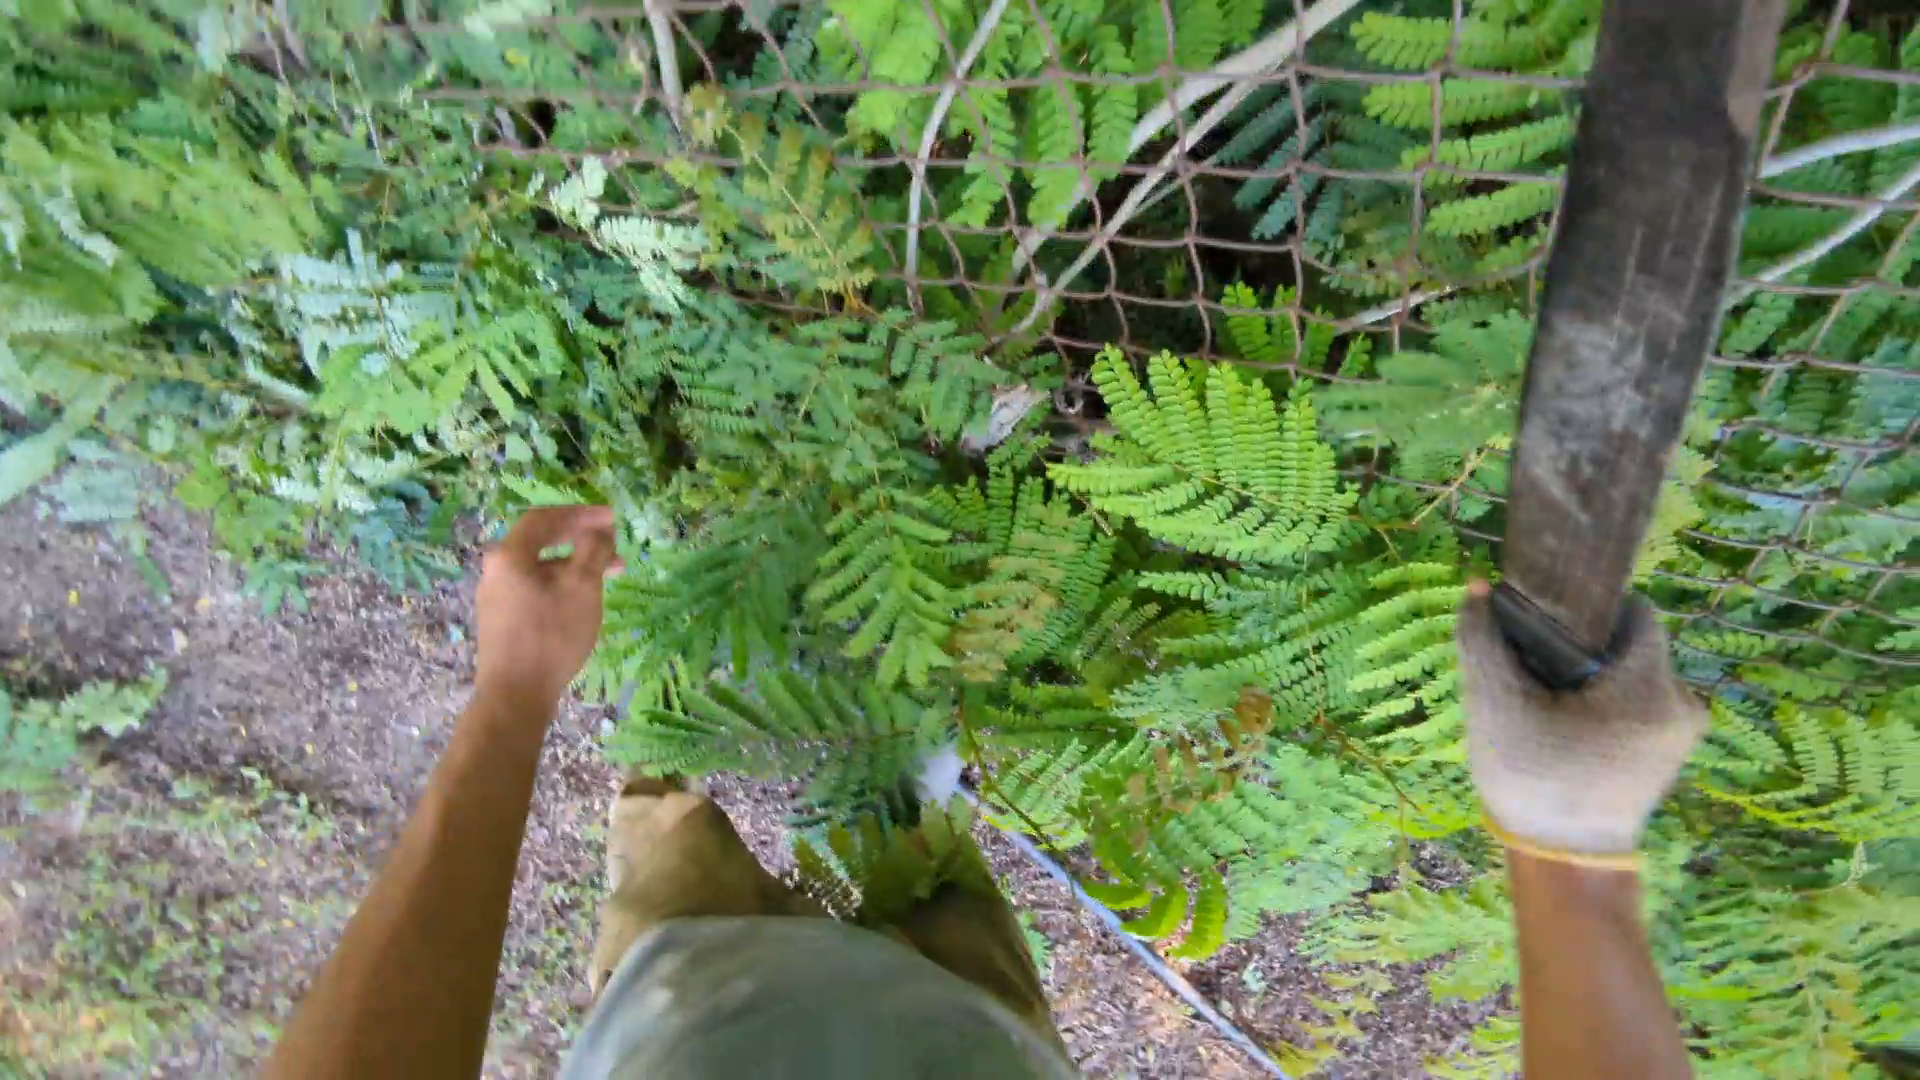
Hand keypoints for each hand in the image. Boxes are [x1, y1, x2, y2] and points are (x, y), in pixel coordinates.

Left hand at [474, 506, 622, 713]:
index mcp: (511, 556)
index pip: (545, 518)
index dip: (581, 513)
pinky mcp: (504, 618)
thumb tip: (599, 530)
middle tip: (614, 543)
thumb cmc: (552, 633)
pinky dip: (564, 582)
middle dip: (581, 538)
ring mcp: (498, 595)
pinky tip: (585, 597)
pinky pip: (537, 586)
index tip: (613, 517)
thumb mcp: (583, 586)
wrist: (516, 692)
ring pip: (542, 566)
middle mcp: (497, 570)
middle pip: (542, 541)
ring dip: (577, 562)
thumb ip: (593, 550)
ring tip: (610, 573)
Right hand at [1455, 581, 1705, 859]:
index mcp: (1650, 689)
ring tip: (1535, 689)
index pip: (1633, 612)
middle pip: (1628, 641)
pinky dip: (1596, 693)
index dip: (1584, 601)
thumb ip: (1483, 639)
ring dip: (1583, 667)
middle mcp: (1682, 703)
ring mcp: (1680, 729)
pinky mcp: (1667, 748)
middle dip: (1575, 639)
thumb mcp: (1493, 702)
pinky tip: (1556, 714)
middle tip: (1524, 656)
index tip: (1538, 609)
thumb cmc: (1531, 776)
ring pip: (1628, 669)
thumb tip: (1479, 585)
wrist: (1562, 857)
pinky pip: (1633, 697)